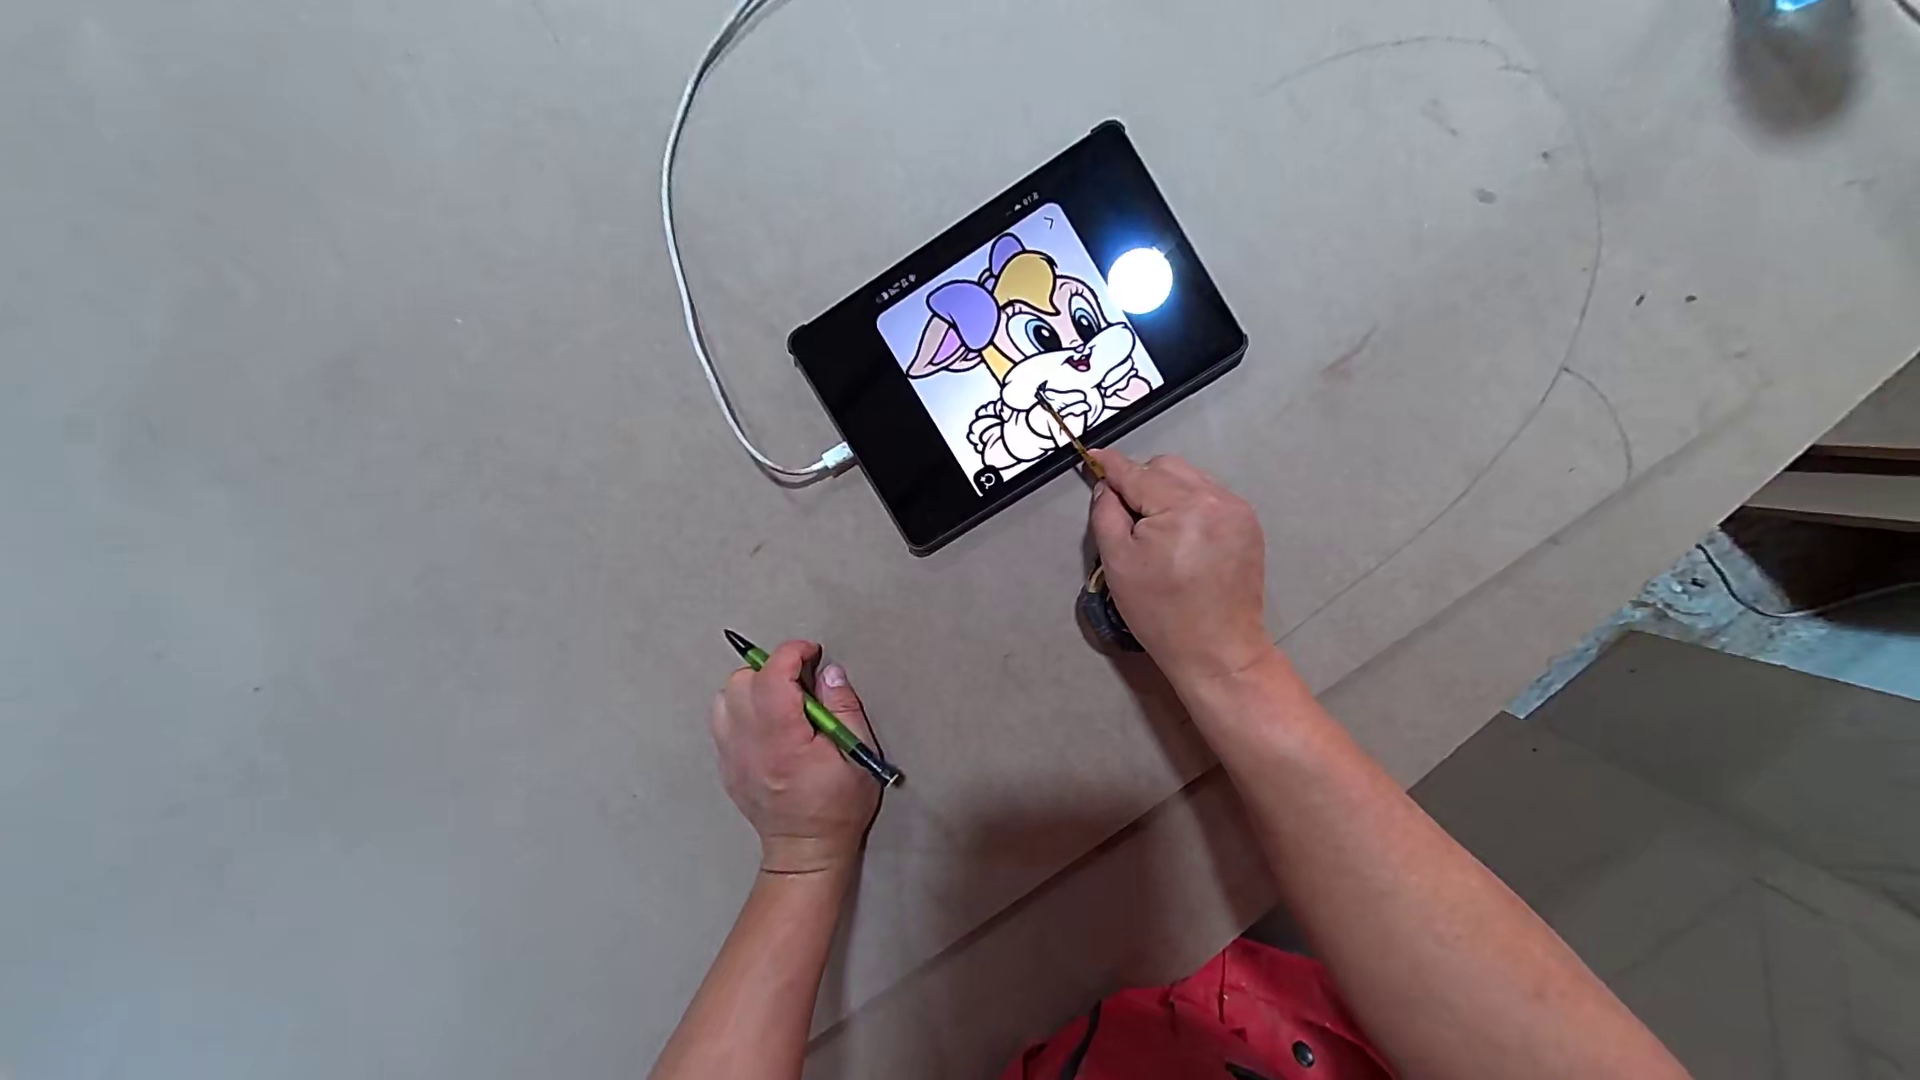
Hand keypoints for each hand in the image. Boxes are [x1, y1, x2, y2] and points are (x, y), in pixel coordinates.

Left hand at [710, 641, 881, 874]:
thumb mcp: (858, 754)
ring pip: (725, 698)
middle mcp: (748, 746)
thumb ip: (844, 707)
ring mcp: (731, 758)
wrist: (805, 853)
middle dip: (771, 669)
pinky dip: (742, 708)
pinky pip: (721, 720)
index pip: (772, 679)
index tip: (812, 652)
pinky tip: (767, 721)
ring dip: (752, 687)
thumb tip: (828, 670)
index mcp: (783, 743)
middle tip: (800, 682)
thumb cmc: (839, 806)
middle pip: (741, 682)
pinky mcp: (725, 766)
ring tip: (781, 700)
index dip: (791, 653)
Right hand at [1087, 449, 1274, 685]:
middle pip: (1166, 467)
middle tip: (1124, 516)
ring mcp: (1237, 511)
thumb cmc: (1163, 614)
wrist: (1216, 650)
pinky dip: (1186, 504)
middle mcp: (1217, 500)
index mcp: (1184, 506)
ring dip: (1164, 492)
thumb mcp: (1117, 562)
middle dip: (1139, 482)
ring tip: (1153, 531)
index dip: (1110, 466)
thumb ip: (1106, 514)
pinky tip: (1177, 535)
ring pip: (1188, 479)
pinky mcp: (1246, 525)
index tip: (1094, 458)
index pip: (1137, 473)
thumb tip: (1107, 488)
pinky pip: (1207, 496)